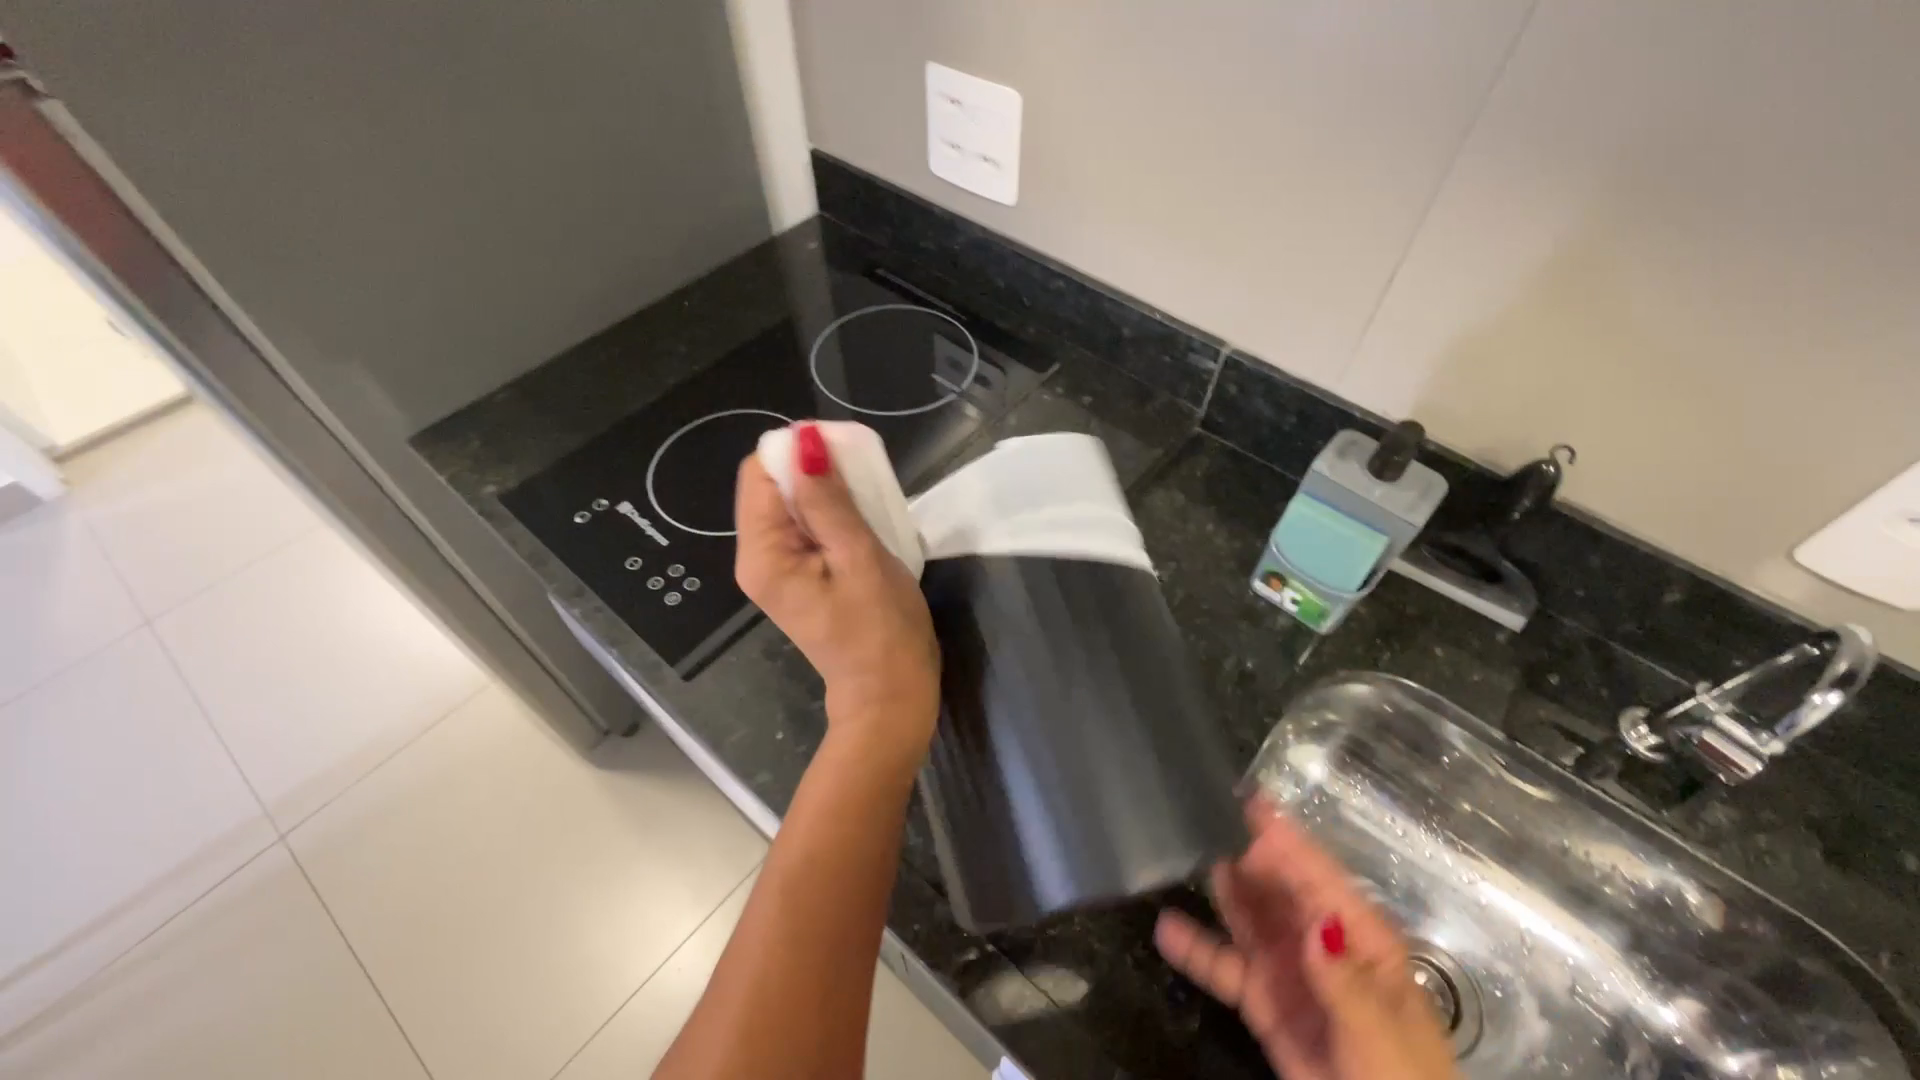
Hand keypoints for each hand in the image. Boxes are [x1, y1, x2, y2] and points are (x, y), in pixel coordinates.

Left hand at [734, 423, 939, 771]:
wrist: (890, 695)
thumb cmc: (881, 629)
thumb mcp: (858, 557)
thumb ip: (828, 499)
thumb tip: (805, 441)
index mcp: (762, 554)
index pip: (759, 473)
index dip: (798, 453)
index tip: (845, 455)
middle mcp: (756, 558)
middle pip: (771, 487)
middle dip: (814, 471)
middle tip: (864, 482)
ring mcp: (776, 569)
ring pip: (791, 504)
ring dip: (827, 492)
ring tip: (868, 503)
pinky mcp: (797, 577)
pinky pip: (805, 527)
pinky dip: (831, 514)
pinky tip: (861, 523)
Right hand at [1155, 799, 1458, 1079]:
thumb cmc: (1403, 1078)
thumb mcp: (1382, 1034)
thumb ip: (1346, 983)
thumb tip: (1316, 928)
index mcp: (1360, 940)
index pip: (1320, 880)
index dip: (1286, 840)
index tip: (1252, 802)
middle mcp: (1322, 945)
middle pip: (1278, 890)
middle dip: (1246, 856)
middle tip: (1203, 820)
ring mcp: (1290, 972)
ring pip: (1250, 918)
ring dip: (1223, 890)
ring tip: (1184, 854)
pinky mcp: (1264, 1003)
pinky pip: (1226, 968)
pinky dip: (1197, 948)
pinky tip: (1168, 929)